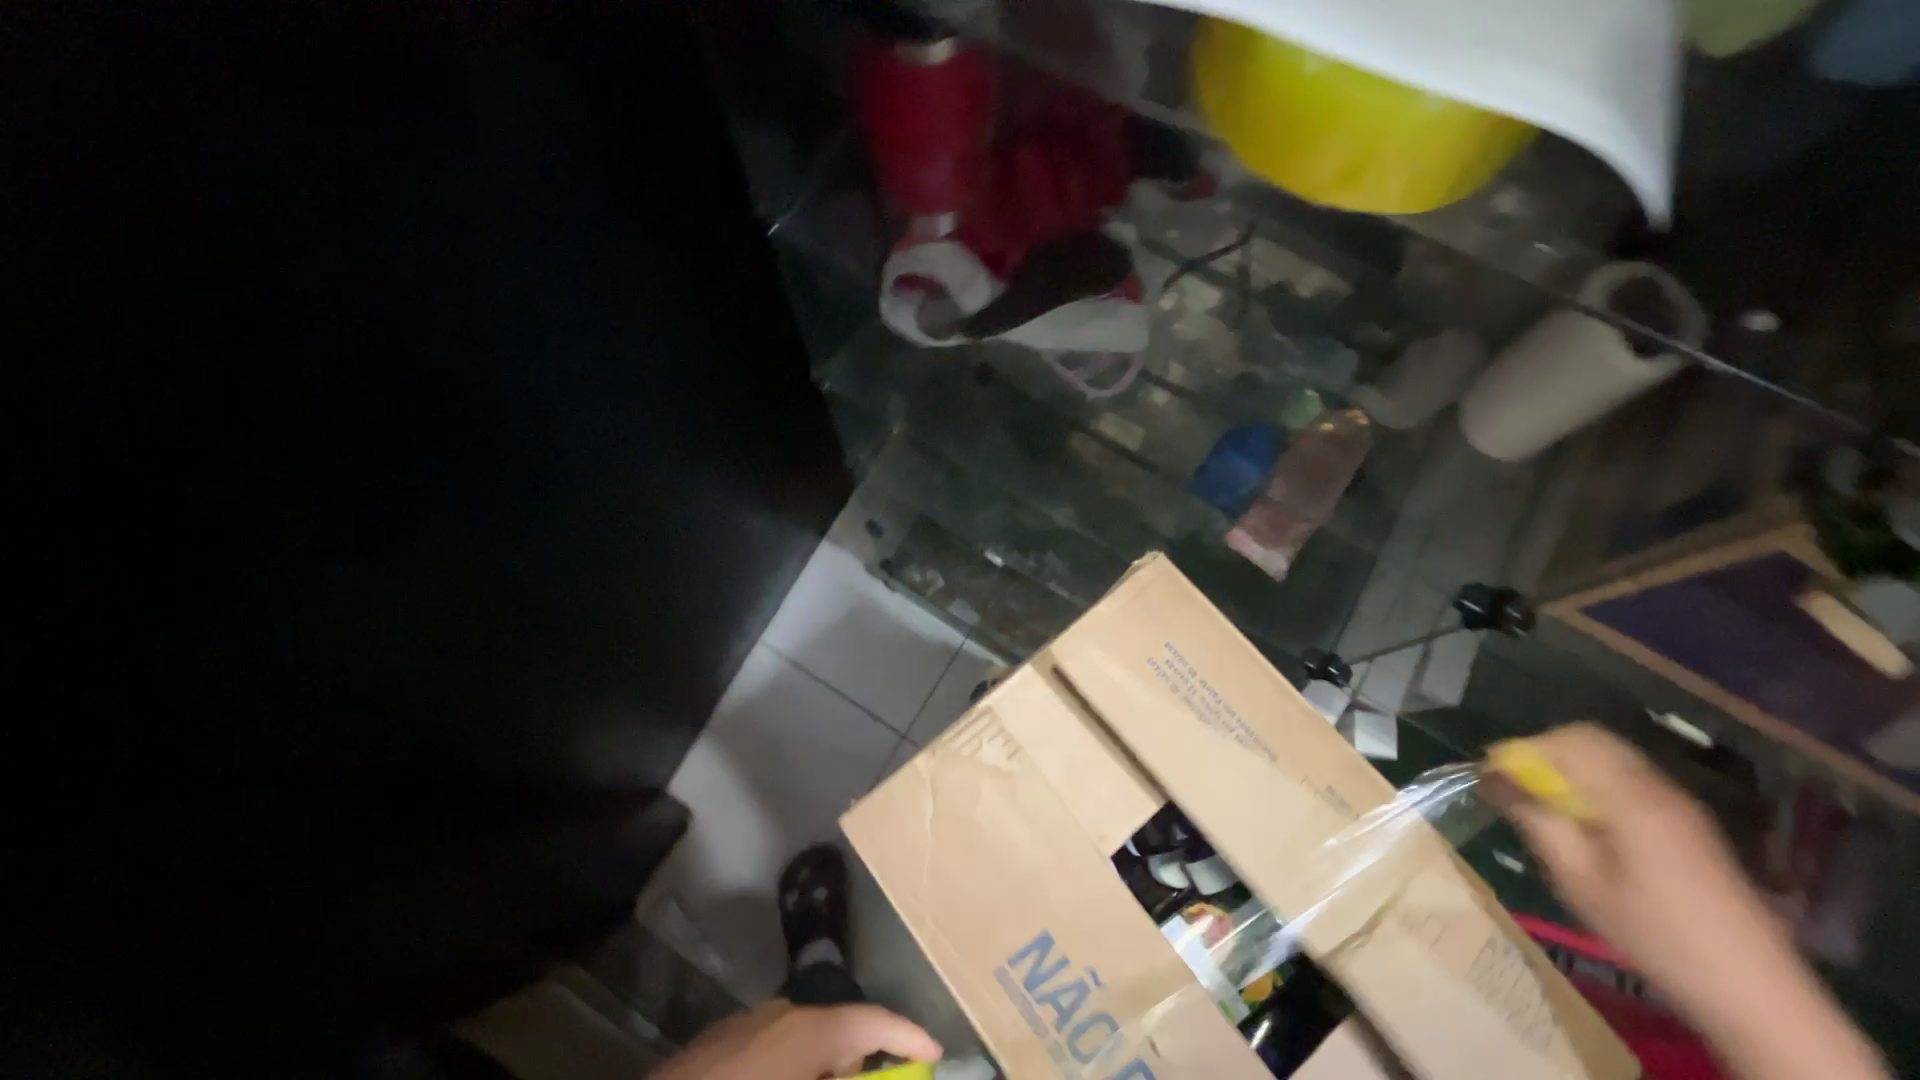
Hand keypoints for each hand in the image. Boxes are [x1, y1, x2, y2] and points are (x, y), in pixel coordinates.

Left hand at [649, 1001, 942, 1079]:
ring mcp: (745, 1026)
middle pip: (840, 1031)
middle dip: (863, 1061)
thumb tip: (865, 1070)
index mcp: (808, 1028)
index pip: (873, 1021)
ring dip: (825, 1065)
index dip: (908, 1036)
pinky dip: (793, 1068)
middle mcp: (781, 1014)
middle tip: (880, 1077)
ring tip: (834, 1079)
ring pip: (805, 1041)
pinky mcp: (717, 1045)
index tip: (935, 1054)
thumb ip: (849, 1079)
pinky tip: (786, 1079)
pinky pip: (774, 1051)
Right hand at [1495, 723, 1784, 1007]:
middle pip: (1590, 740)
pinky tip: (1587, 827)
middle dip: (1544, 755)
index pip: (1567, 741)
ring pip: (1610, 757)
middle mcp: (1656, 787)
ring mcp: (1677, 802)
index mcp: (1630, 797)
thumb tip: (1494, 779)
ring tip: (1548, 811)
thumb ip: (1537, 820)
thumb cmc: (1654, 933)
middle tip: (1518, 792)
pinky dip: (1595, 785)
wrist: (1752, 985)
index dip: (1521, 752)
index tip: (1492, 780)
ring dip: (1569, 770)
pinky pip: (1628, 779)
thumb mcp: (1580, 881)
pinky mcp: (1686, 821)